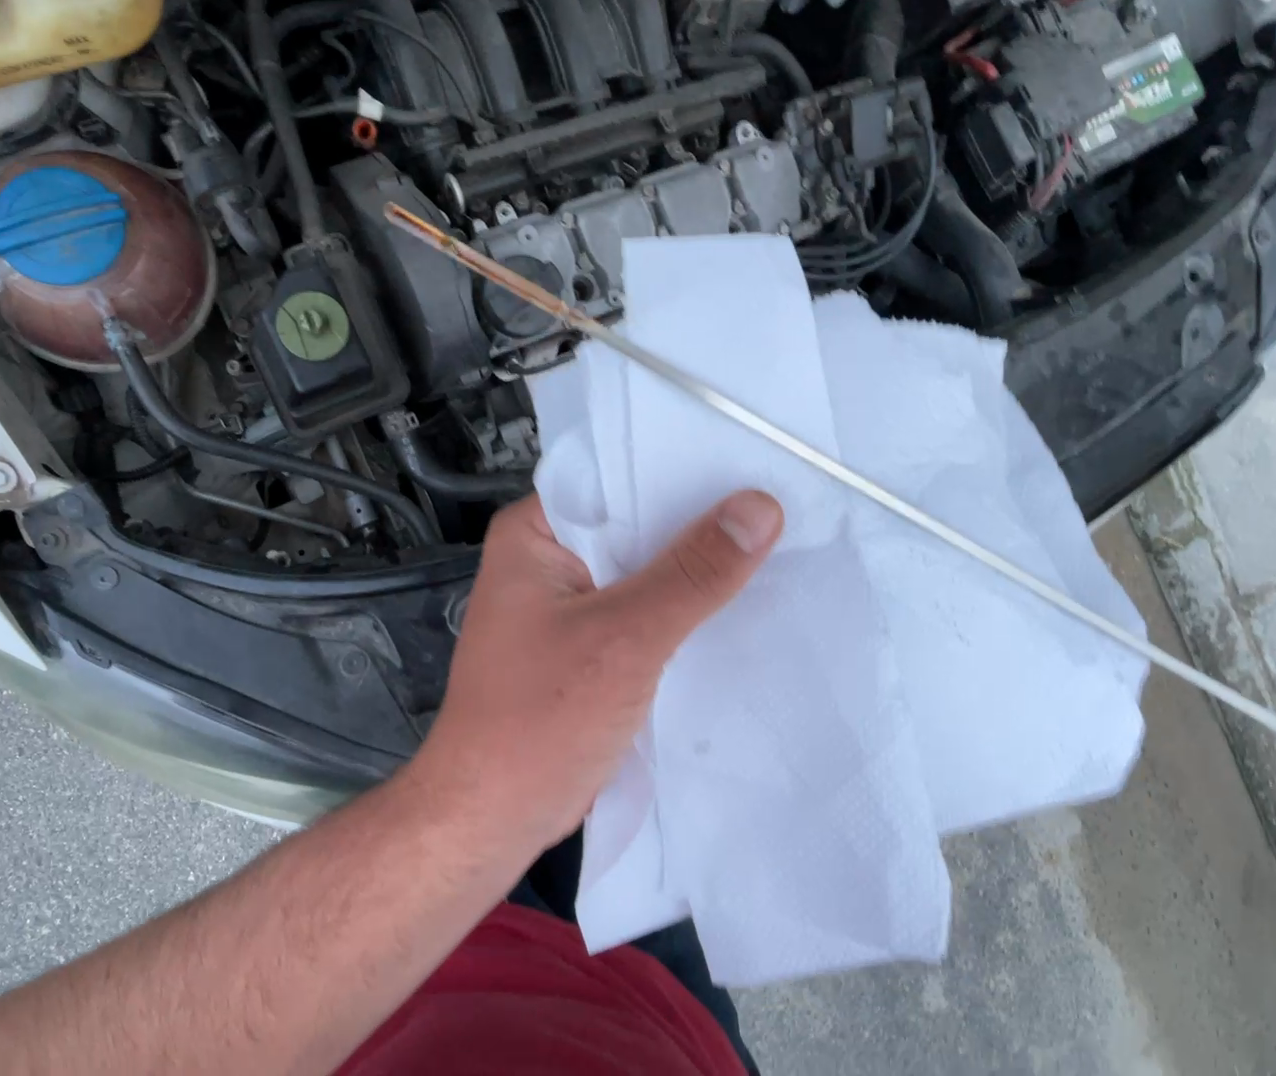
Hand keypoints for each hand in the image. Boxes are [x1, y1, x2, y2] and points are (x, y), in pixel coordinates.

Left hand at [407, 491, 783, 850]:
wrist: (493, 815)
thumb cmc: (538, 721)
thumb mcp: (624, 639)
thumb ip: (692, 574)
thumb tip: (759, 508)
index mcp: (532, 534)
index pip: (615, 477)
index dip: (681, 468)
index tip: (752, 459)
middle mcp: (547, 560)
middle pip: (633, 524)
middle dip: (699, 520)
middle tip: (782, 500)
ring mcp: (566, 606)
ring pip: (643, 571)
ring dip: (694, 569)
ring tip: (776, 544)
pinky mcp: (586, 647)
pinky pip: (642, 612)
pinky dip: (681, 610)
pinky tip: (738, 604)